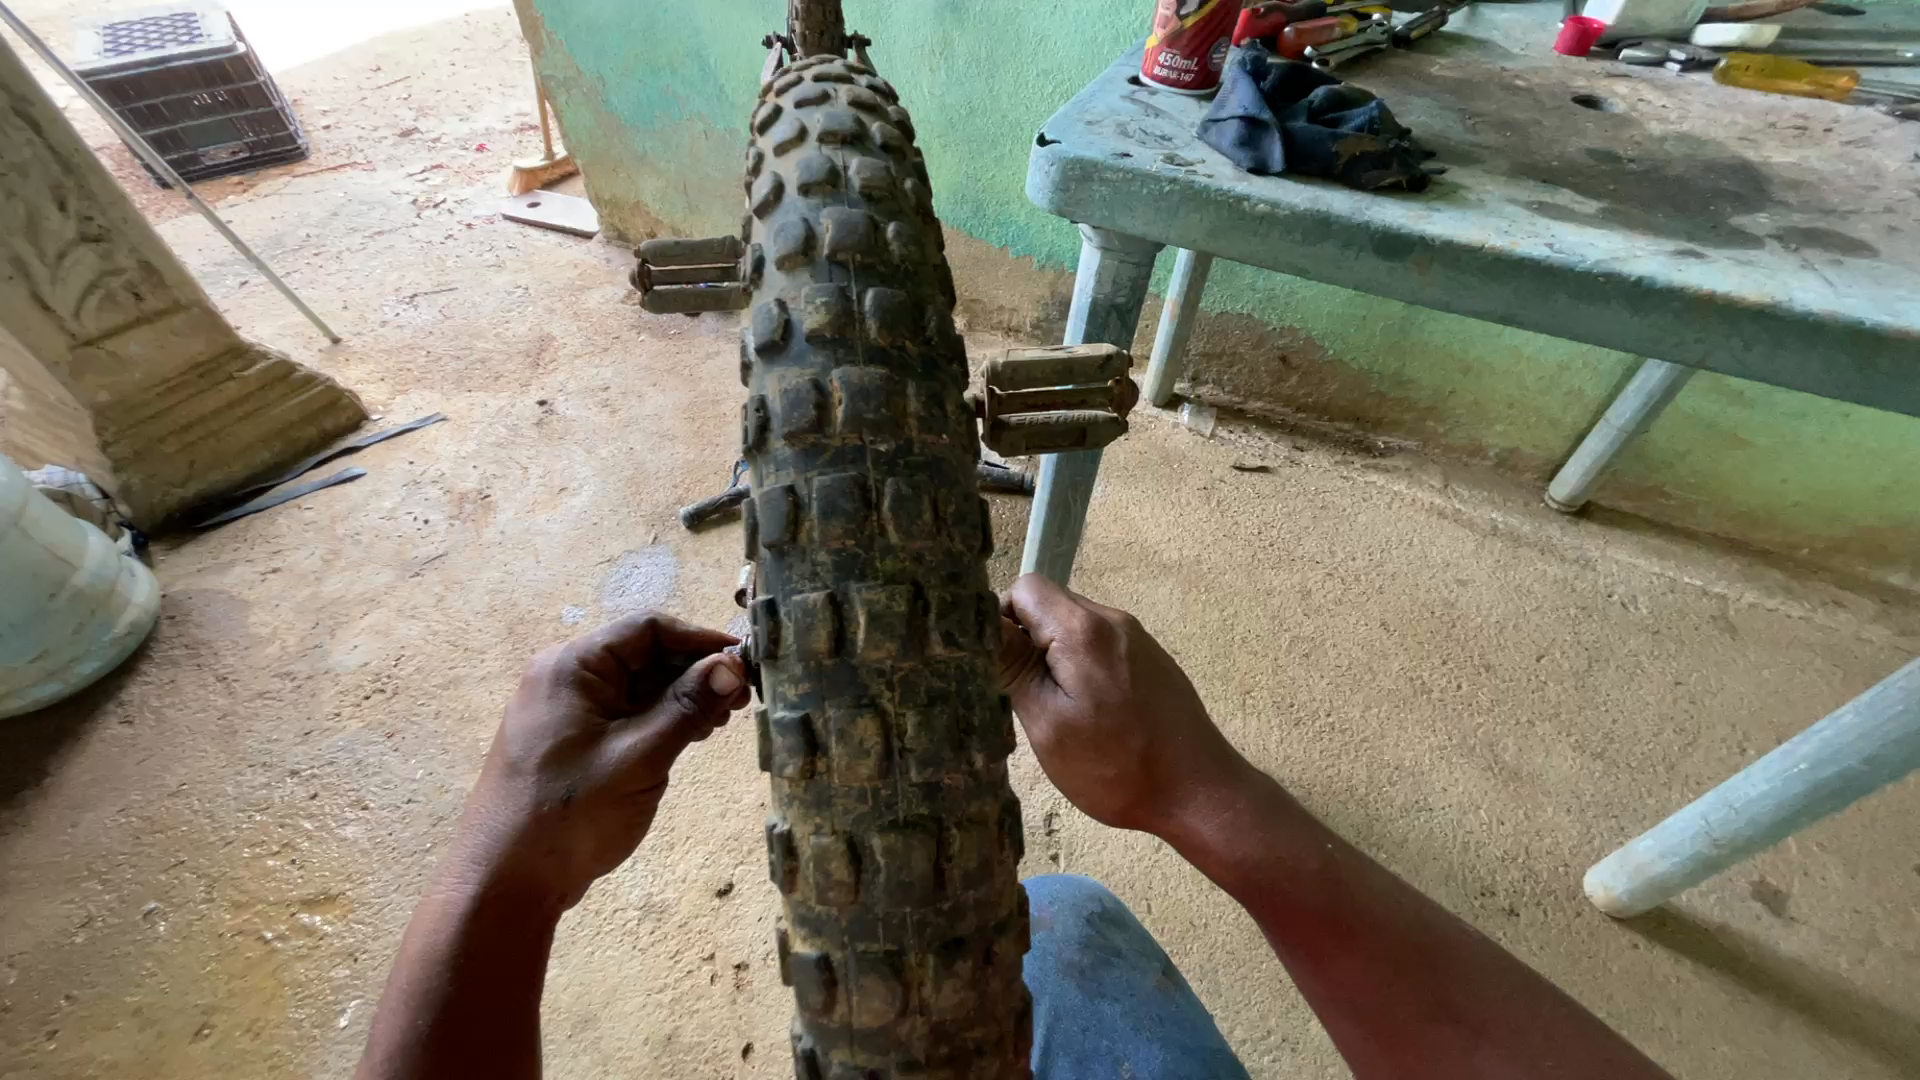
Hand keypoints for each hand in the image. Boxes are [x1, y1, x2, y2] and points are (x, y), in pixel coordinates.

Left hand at [444, 613, 751, 911]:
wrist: (505, 885)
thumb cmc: (571, 813)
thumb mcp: (641, 755)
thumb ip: (689, 705)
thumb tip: (734, 666)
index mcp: (573, 666)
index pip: (650, 629)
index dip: (702, 641)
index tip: (744, 665)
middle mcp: (569, 677)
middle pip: (648, 654)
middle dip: (697, 672)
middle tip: (742, 699)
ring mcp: (572, 710)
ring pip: (643, 684)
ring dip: (686, 696)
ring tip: (723, 721)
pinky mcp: (578, 739)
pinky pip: (630, 711)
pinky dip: (665, 717)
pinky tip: (695, 735)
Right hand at [997, 574, 1251, 835]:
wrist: (1200, 792)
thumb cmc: (1116, 766)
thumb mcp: (1048, 723)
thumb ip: (1013, 666)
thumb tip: (983, 623)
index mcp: (1083, 629)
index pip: (1023, 588)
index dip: (1001, 620)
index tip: (1000, 667)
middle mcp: (1112, 619)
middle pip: (1049, 603)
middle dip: (1027, 641)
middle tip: (1027, 696)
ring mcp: (1135, 637)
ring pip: (1072, 625)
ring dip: (1053, 656)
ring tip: (1060, 709)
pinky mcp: (1148, 657)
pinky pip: (1098, 644)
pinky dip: (1080, 666)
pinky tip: (1091, 711)